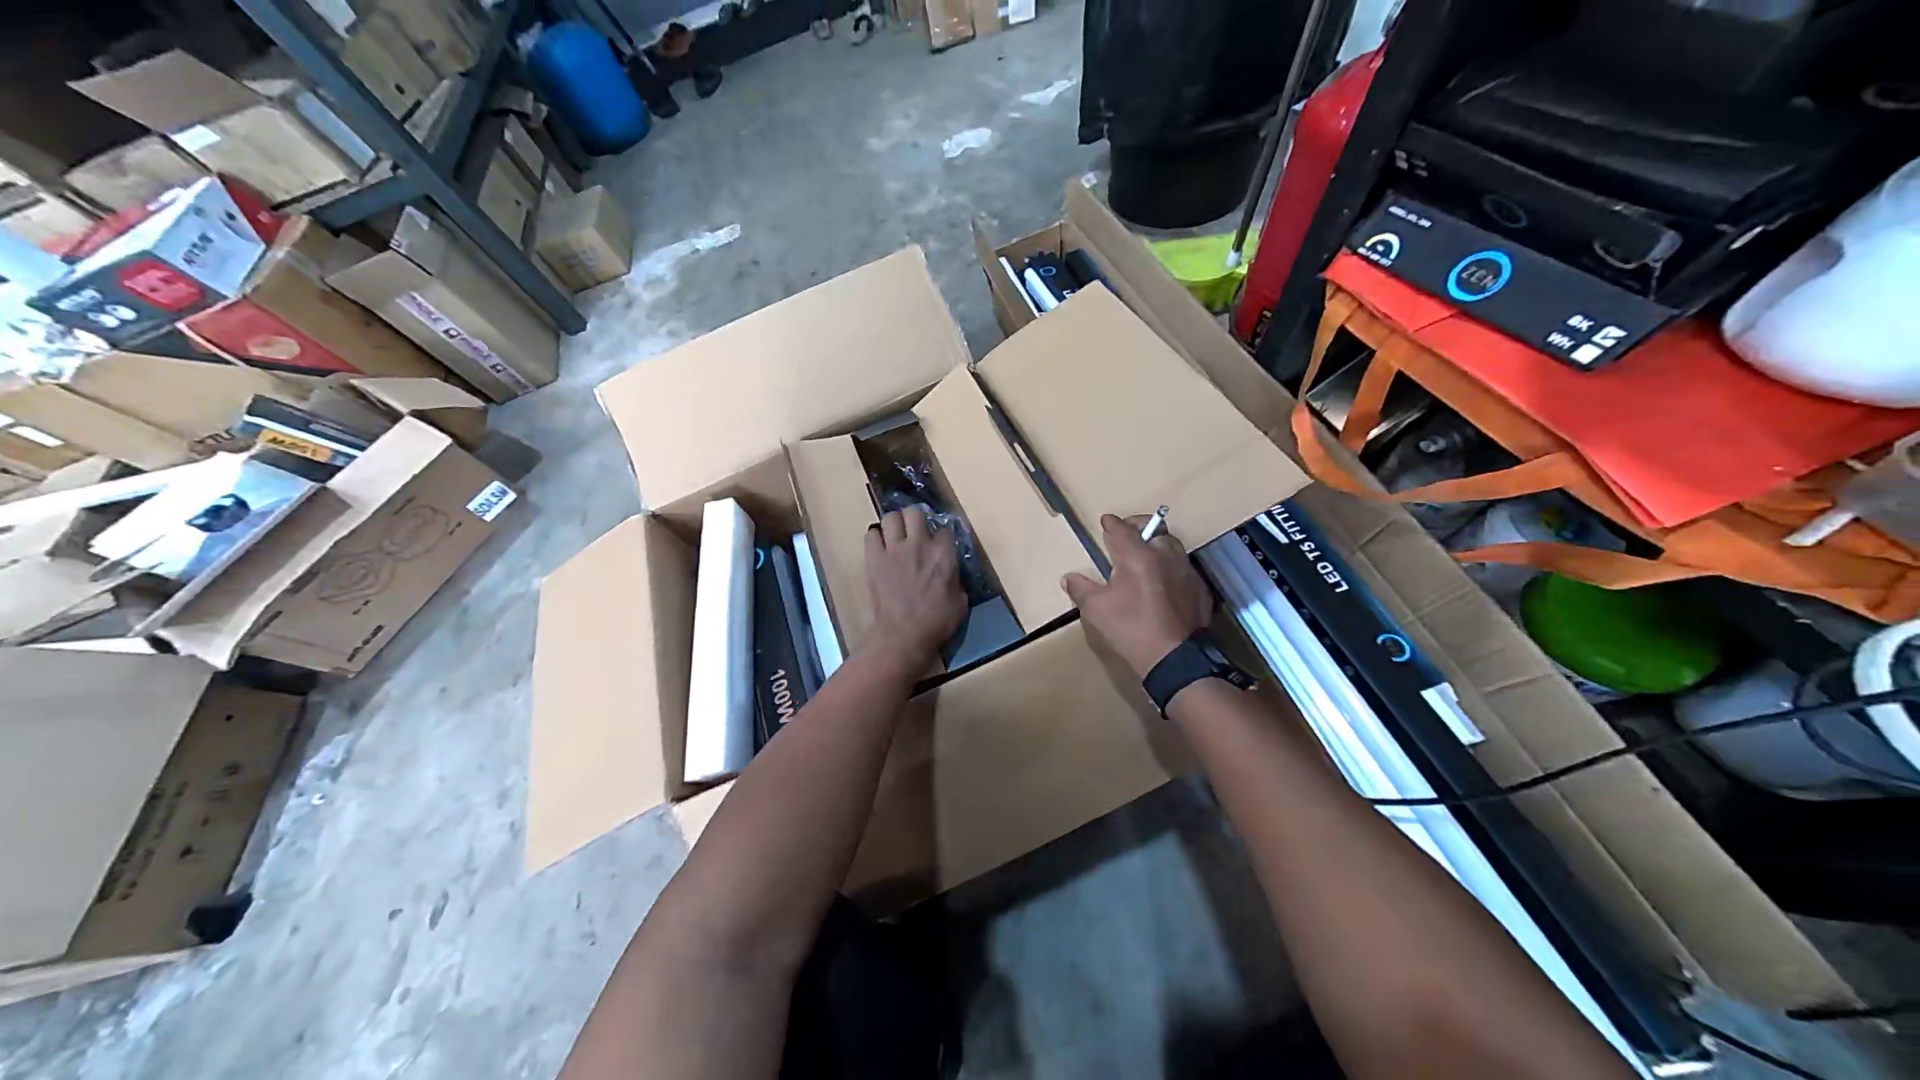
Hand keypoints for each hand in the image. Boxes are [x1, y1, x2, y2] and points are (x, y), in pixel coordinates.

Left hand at [864, 505, 967, 667]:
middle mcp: (919, 543)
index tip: (939, 545)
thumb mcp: (961, 602)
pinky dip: (876, 538)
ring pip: (891, 517)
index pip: (945, 529)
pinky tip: (880, 548)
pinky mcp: (874, 559)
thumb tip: (952, 574)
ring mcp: (894, 549)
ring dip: (894, 524)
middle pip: (915, 512)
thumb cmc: (936, 623)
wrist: (903, 635)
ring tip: (896, 536)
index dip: (942, 537)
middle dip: (916, 519)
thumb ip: (956, 580)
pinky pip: (871, 534)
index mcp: (944, 553)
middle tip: (915, 532)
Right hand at [1063, 514, 1213, 679]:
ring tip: (1145, 559)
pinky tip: (1163, 583)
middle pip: (1154, 530)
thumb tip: (1068, 578)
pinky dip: (1171, 569)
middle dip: (1139, 528)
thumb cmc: (1131, 628)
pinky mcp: (1199, 588)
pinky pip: (1184, 569)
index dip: (1111, 524)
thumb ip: (1081, 588)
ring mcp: (1186, 571)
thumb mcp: (1097, 609)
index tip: (1106, 522)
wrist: (1174, 657)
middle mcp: (1165, 555)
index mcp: (1138, 555)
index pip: (1122, 529)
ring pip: (1172, 547)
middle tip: (1127, 538)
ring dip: (1157, 546)